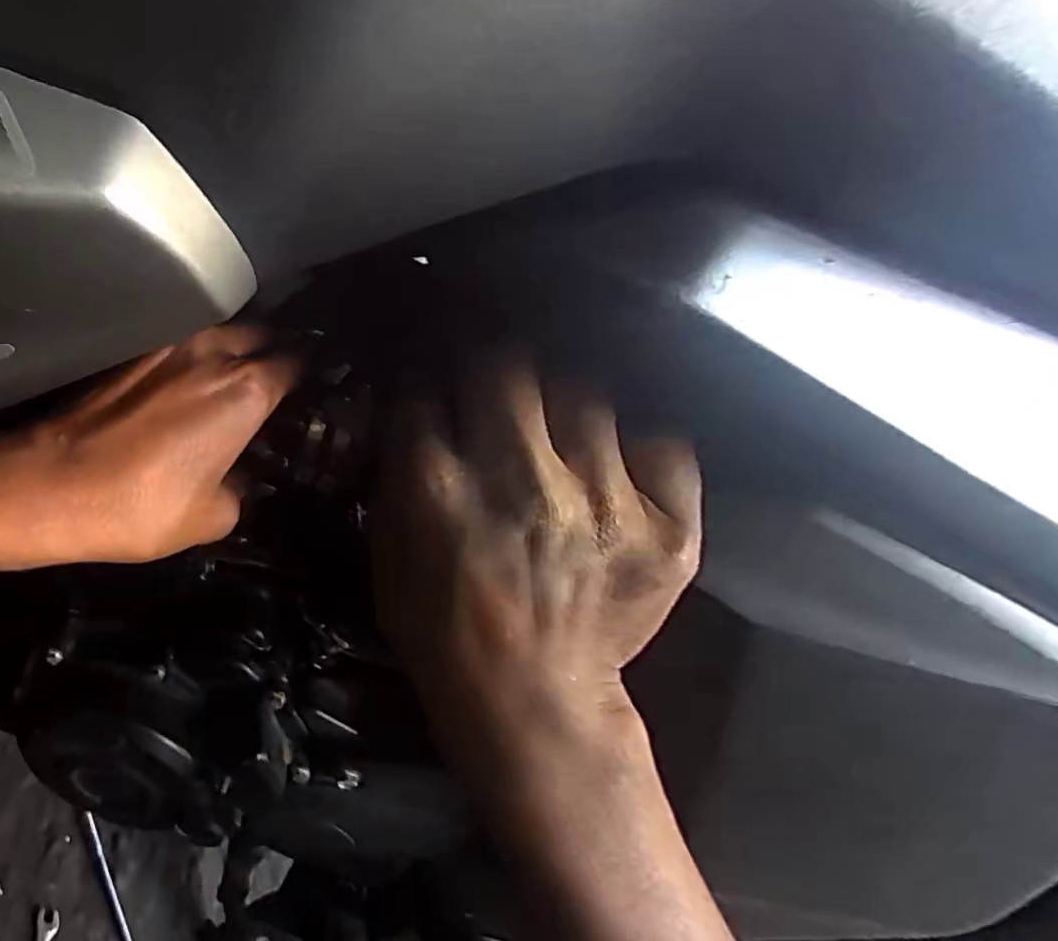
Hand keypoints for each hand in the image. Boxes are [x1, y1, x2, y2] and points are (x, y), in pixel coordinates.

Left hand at [14, 325, 300, 564]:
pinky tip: (184, 384)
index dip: (308, 373)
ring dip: (229, 350)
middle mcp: (210, 352)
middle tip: (274, 379)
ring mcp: (165, 346)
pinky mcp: (129, 353)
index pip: (295, 363)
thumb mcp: (210, 517)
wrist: (53, 484)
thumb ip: (238, 489)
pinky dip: (191, 359)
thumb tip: (233, 477)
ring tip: (230, 378)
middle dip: (271, 351)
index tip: (311, 386)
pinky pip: (177, 347)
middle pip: (258, 336)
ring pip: (215, 335)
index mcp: (244, 389)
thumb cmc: (141, 505)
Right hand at [370, 350, 700, 754]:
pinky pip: (660, 439)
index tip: (425, 381)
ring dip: (555, 394)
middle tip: (486, 377)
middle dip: (486, 360)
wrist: (529, 696)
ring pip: (584, 388)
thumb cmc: (438, 621)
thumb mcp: (387, 545)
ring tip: (547, 416)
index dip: (418, 376)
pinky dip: (631, 438)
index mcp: (437, 486)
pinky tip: (607, 455)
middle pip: (505, 363)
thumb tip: (411, 404)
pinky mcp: (670, 528)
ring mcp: (604, 501)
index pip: (420, 388)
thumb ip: (397, 470)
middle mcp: (520, 479)